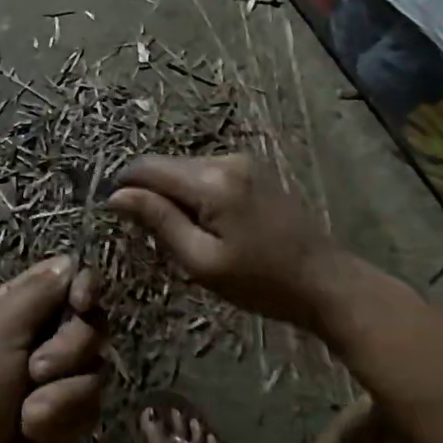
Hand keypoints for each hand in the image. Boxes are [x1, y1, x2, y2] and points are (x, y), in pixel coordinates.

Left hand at [0, 255, 106, 442]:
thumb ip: (37, 293)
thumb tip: (71, 260)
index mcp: (23, 303)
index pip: (71, 277)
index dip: (85, 286)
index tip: (82, 303)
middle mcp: (48, 331)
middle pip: (93, 322)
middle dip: (68, 350)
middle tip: (36, 370)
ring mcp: (64, 371)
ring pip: (96, 366)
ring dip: (61, 393)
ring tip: (29, 412)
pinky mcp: (75, 408)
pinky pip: (92, 402)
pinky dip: (64, 417)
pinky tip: (37, 429)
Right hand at [107, 154, 336, 322]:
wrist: (328, 283)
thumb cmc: (262, 282)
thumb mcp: (201, 261)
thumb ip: (158, 221)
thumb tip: (115, 196)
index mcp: (211, 181)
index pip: (146, 167)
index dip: (123, 186)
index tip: (115, 215)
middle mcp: (224, 159)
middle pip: (164, 166)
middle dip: (149, 193)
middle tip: (151, 236)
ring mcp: (241, 162)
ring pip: (183, 169)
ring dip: (171, 195)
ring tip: (182, 235)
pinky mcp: (251, 170)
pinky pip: (204, 174)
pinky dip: (193, 194)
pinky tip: (206, 225)